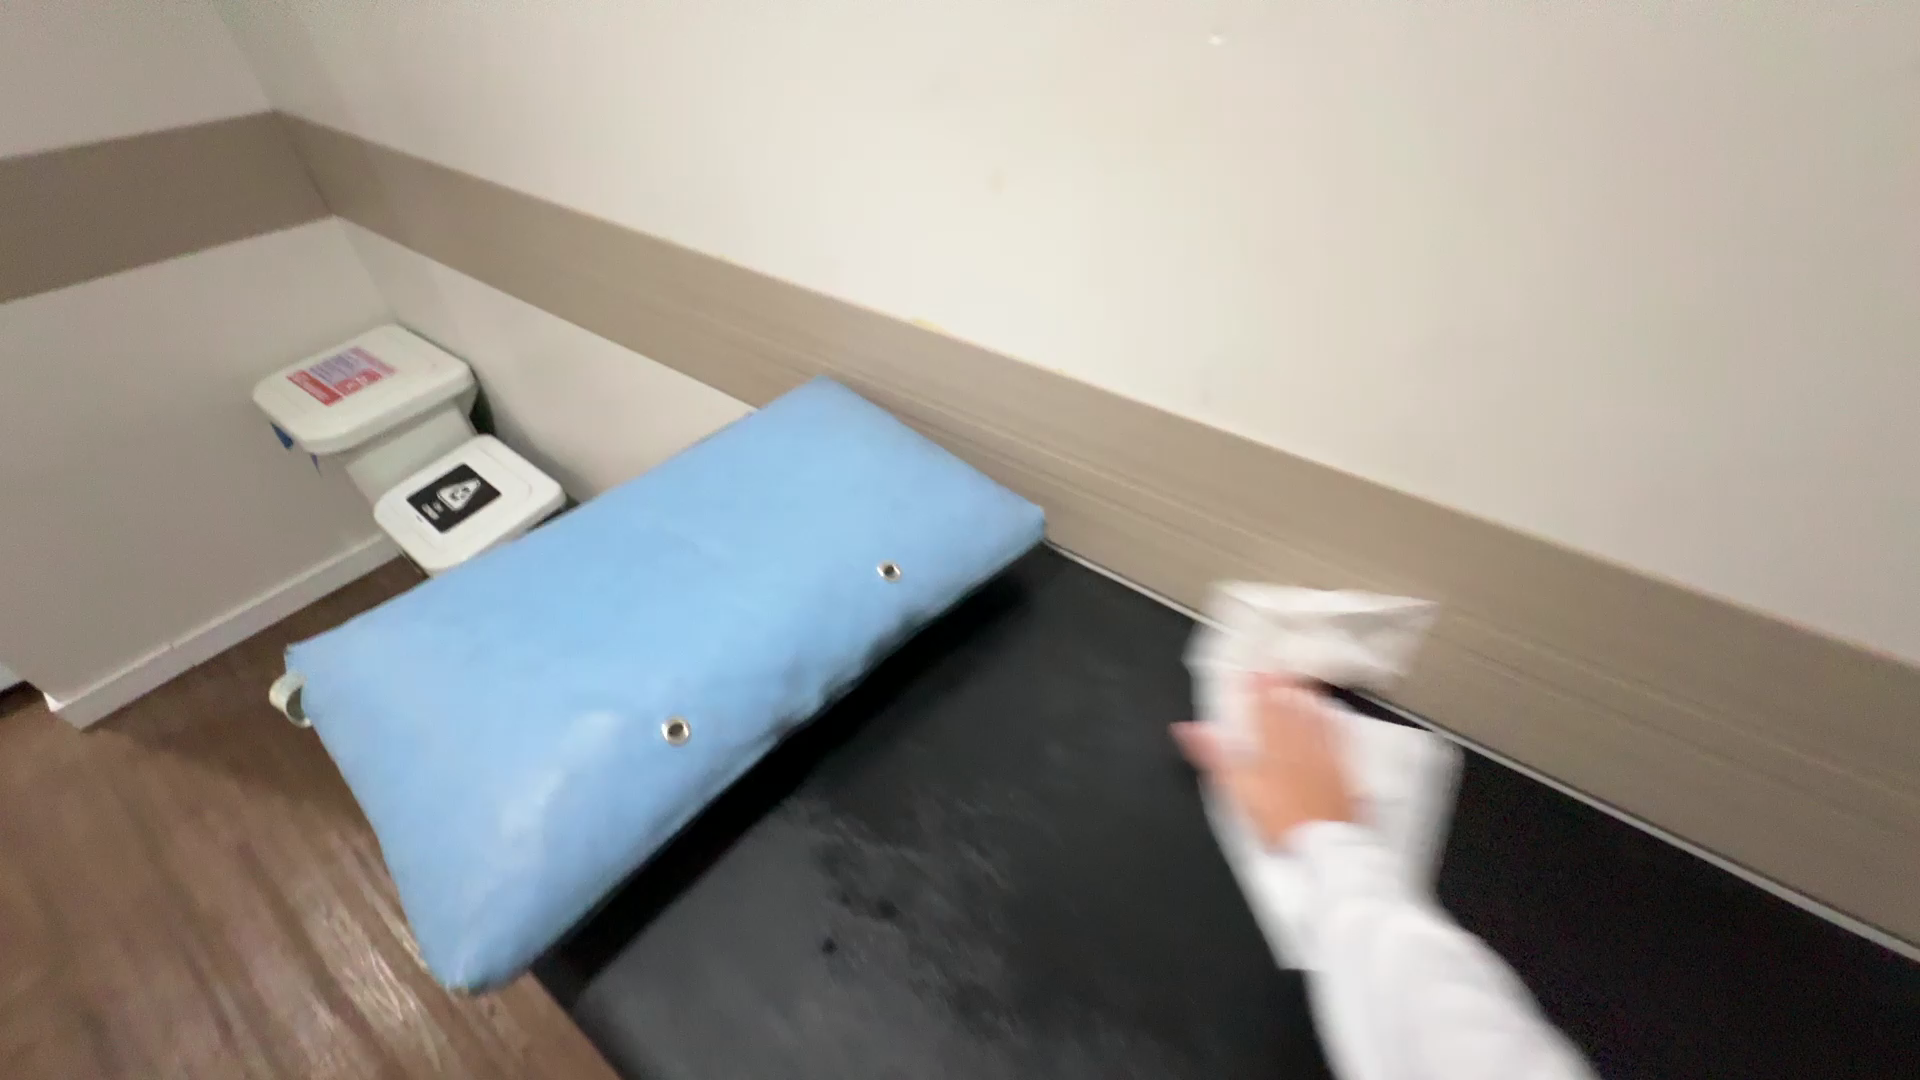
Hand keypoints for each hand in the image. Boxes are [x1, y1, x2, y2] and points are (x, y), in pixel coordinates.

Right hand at [1172, 673, 1356, 848]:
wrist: (1322, 852)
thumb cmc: (1274, 822)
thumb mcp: (1235, 790)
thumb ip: (1213, 756)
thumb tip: (1189, 729)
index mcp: (1268, 750)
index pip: (1260, 712)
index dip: (1255, 690)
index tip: (1251, 672)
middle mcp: (1297, 749)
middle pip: (1288, 711)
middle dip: (1279, 688)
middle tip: (1276, 668)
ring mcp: (1323, 760)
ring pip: (1313, 720)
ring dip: (1305, 699)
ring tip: (1300, 681)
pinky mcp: (1342, 774)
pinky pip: (1338, 740)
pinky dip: (1333, 723)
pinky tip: (1332, 713)